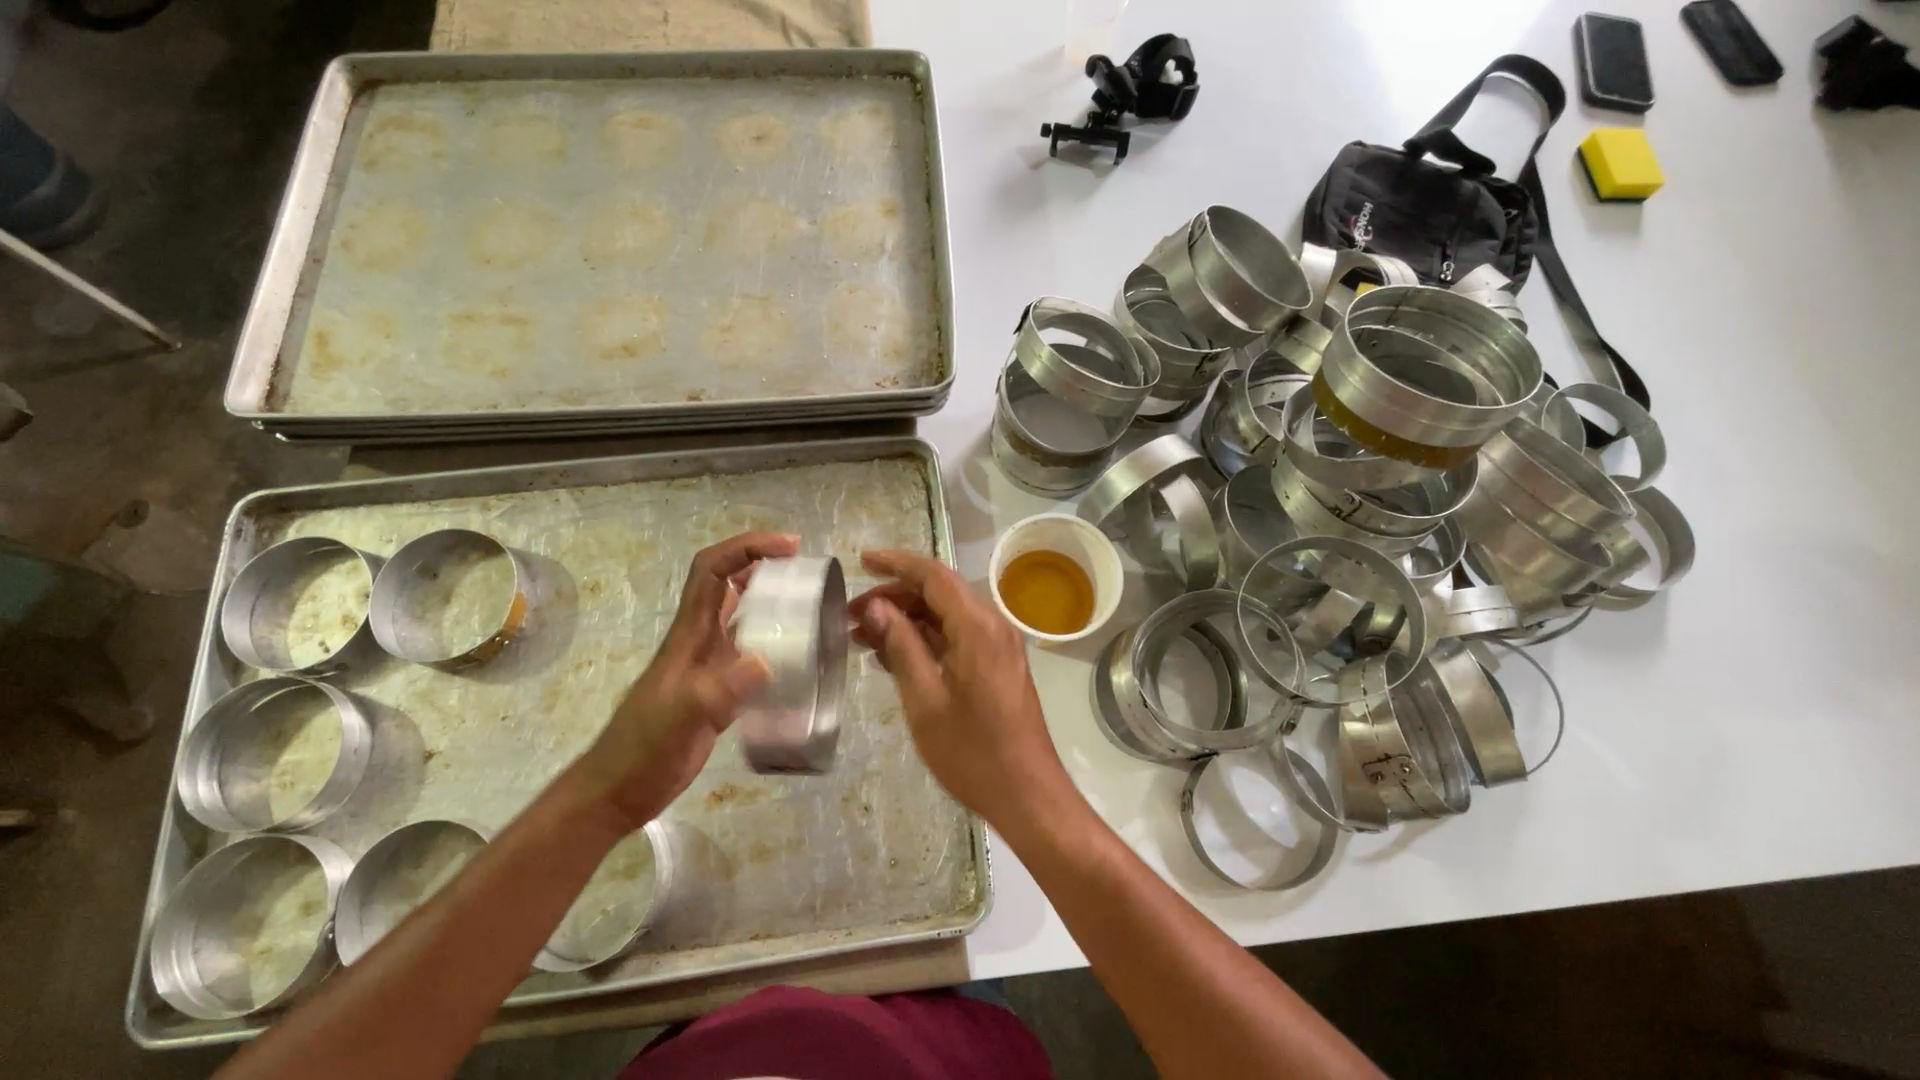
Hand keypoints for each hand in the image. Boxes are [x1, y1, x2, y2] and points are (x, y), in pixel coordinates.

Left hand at [574, 532, 795, 831]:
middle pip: (729, 585)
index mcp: (689, 635)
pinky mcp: (715, 695)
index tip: (790, 546)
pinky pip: (749, 657)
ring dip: (772, 604)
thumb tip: (766, 661)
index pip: (714, 571)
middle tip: (807, 572)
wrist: (618, 790)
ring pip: (741, 619)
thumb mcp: (682, 717)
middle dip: (765, 565)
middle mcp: (699, 642)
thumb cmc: (643, 750)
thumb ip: (721, 690)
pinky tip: (798, 664)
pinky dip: (774, 648)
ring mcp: (707, 668)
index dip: (748, 547)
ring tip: (813, 609)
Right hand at [849, 550, 1074, 828]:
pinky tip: (894, 658)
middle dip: (895, 596)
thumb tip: (876, 606)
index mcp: (977, 628)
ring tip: (862, 638)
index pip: (933, 575)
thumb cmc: (972, 752)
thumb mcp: (925, 700)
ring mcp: (1000, 647)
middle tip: (851, 615)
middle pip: (941, 592)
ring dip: (908, 619)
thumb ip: (901, 646)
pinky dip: (926, 639)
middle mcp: (994, 627)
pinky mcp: (1000, 667)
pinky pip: (959, 637)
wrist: (1027, 794)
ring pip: (948, 616)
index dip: (895, 563)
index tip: (860, 561)